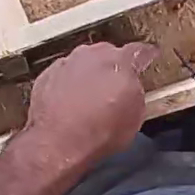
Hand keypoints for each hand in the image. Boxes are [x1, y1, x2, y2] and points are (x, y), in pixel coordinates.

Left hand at [17, 41, 158, 176]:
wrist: (58, 142)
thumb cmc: (98, 132)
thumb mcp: (135, 116)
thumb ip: (136, 92)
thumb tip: (132, 87)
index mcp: (121, 62)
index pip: (139, 51)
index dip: (145, 56)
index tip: (147, 57)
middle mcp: (93, 56)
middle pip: (108, 54)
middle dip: (112, 69)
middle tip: (113, 90)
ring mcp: (67, 63)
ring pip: (83, 63)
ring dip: (87, 76)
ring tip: (88, 100)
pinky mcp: (46, 76)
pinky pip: (62, 76)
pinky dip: (66, 86)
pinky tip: (68, 104)